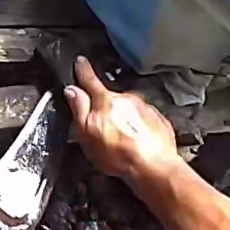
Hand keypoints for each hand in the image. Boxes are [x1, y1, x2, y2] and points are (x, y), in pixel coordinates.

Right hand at [63, 56, 183, 192]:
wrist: (154, 168)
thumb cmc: (120, 154)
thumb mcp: (87, 133)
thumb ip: (79, 109)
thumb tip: (72, 90)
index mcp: (106, 100)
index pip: (90, 79)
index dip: (83, 69)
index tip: (81, 61)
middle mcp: (127, 99)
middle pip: (110, 97)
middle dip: (104, 107)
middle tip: (100, 128)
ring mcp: (145, 108)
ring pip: (128, 109)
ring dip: (122, 119)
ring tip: (119, 143)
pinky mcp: (158, 120)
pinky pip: (143, 119)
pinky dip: (137, 128)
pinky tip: (134, 143)